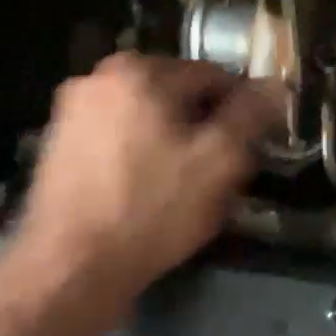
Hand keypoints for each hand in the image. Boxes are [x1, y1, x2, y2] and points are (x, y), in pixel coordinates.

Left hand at [18, 52, 279, 291]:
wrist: (73, 263)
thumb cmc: (154, 209)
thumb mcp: (219, 162)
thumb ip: (250, 115)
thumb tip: (274, 84)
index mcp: (141, 71)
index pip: (215, 74)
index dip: (244, 109)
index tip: (255, 145)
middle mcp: (99, 77)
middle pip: (177, 94)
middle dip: (205, 125)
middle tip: (225, 169)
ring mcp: (73, 110)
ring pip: (148, 117)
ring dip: (174, 140)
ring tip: (189, 185)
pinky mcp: (60, 144)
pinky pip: (120, 137)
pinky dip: (142, 154)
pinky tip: (151, 192)